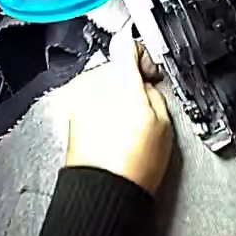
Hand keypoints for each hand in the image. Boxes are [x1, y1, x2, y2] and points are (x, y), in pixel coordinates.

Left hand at [63, 41, 172, 194]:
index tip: (150, 71)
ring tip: (127, 123)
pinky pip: (91, 99)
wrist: (103, 191)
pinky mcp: (71, 112)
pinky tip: (113, 130)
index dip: (144, 56)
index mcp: (120, 80)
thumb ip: (155, 92)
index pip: (128, 45)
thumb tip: (147, 85)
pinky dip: (101, 107)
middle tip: (143, 105)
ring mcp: (79, 97)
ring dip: (114, 94)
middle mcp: (95, 83)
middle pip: (115, 65)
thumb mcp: (165, 123)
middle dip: (130, 80)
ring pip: (102, 82)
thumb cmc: (132, 164)